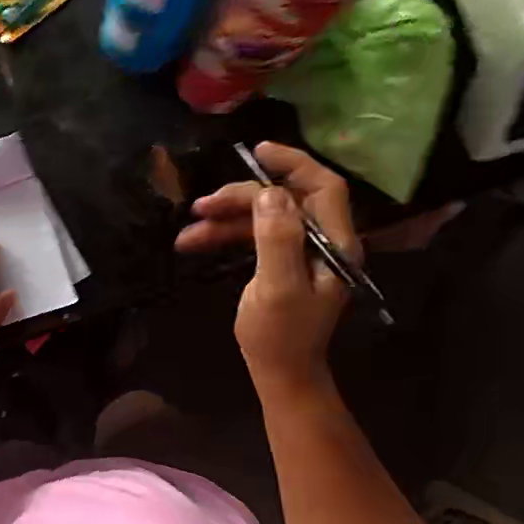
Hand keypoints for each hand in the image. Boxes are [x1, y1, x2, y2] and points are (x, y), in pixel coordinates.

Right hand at [174, 143, 359, 391]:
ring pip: (263, 217)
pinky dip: (225, 235)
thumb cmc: (280, 335)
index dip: (293, 164)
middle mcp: (322, 242)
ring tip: (190, 228)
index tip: (258, 152)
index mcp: (334, 244)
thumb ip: (277, 239)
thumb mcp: (277, 287)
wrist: (280, 372)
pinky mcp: (280, 262)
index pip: (322, 188)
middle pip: (285, 200)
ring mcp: (300, 252)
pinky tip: (196, 241)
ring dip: (226, 218)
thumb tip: (269, 194)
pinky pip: (252, 236)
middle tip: (204, 203)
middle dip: (243, 197)